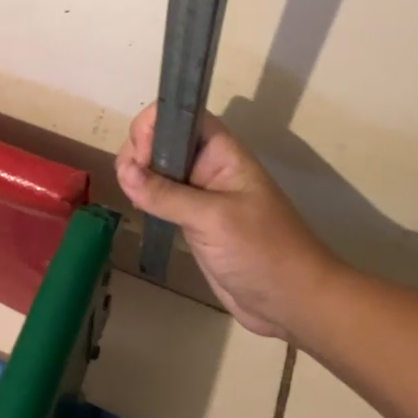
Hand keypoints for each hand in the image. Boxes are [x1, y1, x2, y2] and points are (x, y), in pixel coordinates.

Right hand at [115, 104, 335, 339]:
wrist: (293, 301)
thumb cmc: (262, 251)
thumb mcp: (213, 219)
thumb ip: (166, 194)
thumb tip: (124, 171)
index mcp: (222, 152)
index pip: (180, 116)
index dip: (155, 127)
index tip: (141, 158)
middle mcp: (208, 166)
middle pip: (162, 140)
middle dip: (139, 153)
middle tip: (132, 186)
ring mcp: (199, 194)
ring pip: (158, 169)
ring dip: (138, 177)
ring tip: (134, 200)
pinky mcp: (193, 221)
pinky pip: (161, 198)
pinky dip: (144, 198)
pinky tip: (138, 210)